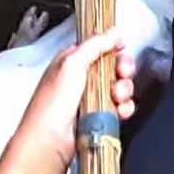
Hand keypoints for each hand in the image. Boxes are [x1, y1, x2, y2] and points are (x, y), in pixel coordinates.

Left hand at [13, 29, 137, 171]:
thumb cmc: (53, 102)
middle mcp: (80, 78)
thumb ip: (95, 44)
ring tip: (118, 97)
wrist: (48, 142)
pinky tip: (122, 111)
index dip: (113, 48)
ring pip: (118, 87)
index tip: (122, 50)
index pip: (98, 47)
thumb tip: (114, 31)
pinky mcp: (98, 118)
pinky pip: (119, 108)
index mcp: (71, 61)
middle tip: (122, 75)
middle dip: (122, 70)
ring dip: (124, 90)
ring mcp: (89, 99)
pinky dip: (124, 108)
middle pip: (112, 66)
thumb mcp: (72, 63)